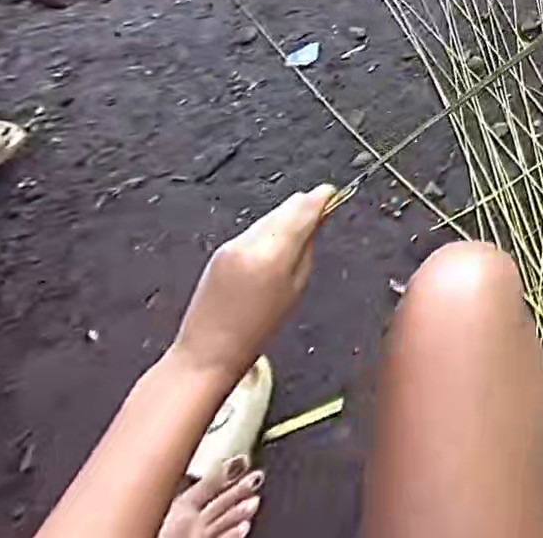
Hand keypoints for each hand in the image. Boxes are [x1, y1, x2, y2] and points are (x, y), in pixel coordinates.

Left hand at [171, 185, 334, 379]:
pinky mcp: (221, 251)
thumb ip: (308, 246)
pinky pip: (255, 229)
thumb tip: (318, 219)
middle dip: (306, 204)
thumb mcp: (298, 284)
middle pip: (287, 206)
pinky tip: (277, 243)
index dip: (322, 197)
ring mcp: (232, 245)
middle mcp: (251, 242)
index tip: (333, 193)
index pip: (303, 208)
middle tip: (323, 209)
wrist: (209, 349)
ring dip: (288, 216)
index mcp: (274, 252)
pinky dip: (270, 229)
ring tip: (301, 229)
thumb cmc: (260, 325)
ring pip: (271, 215)